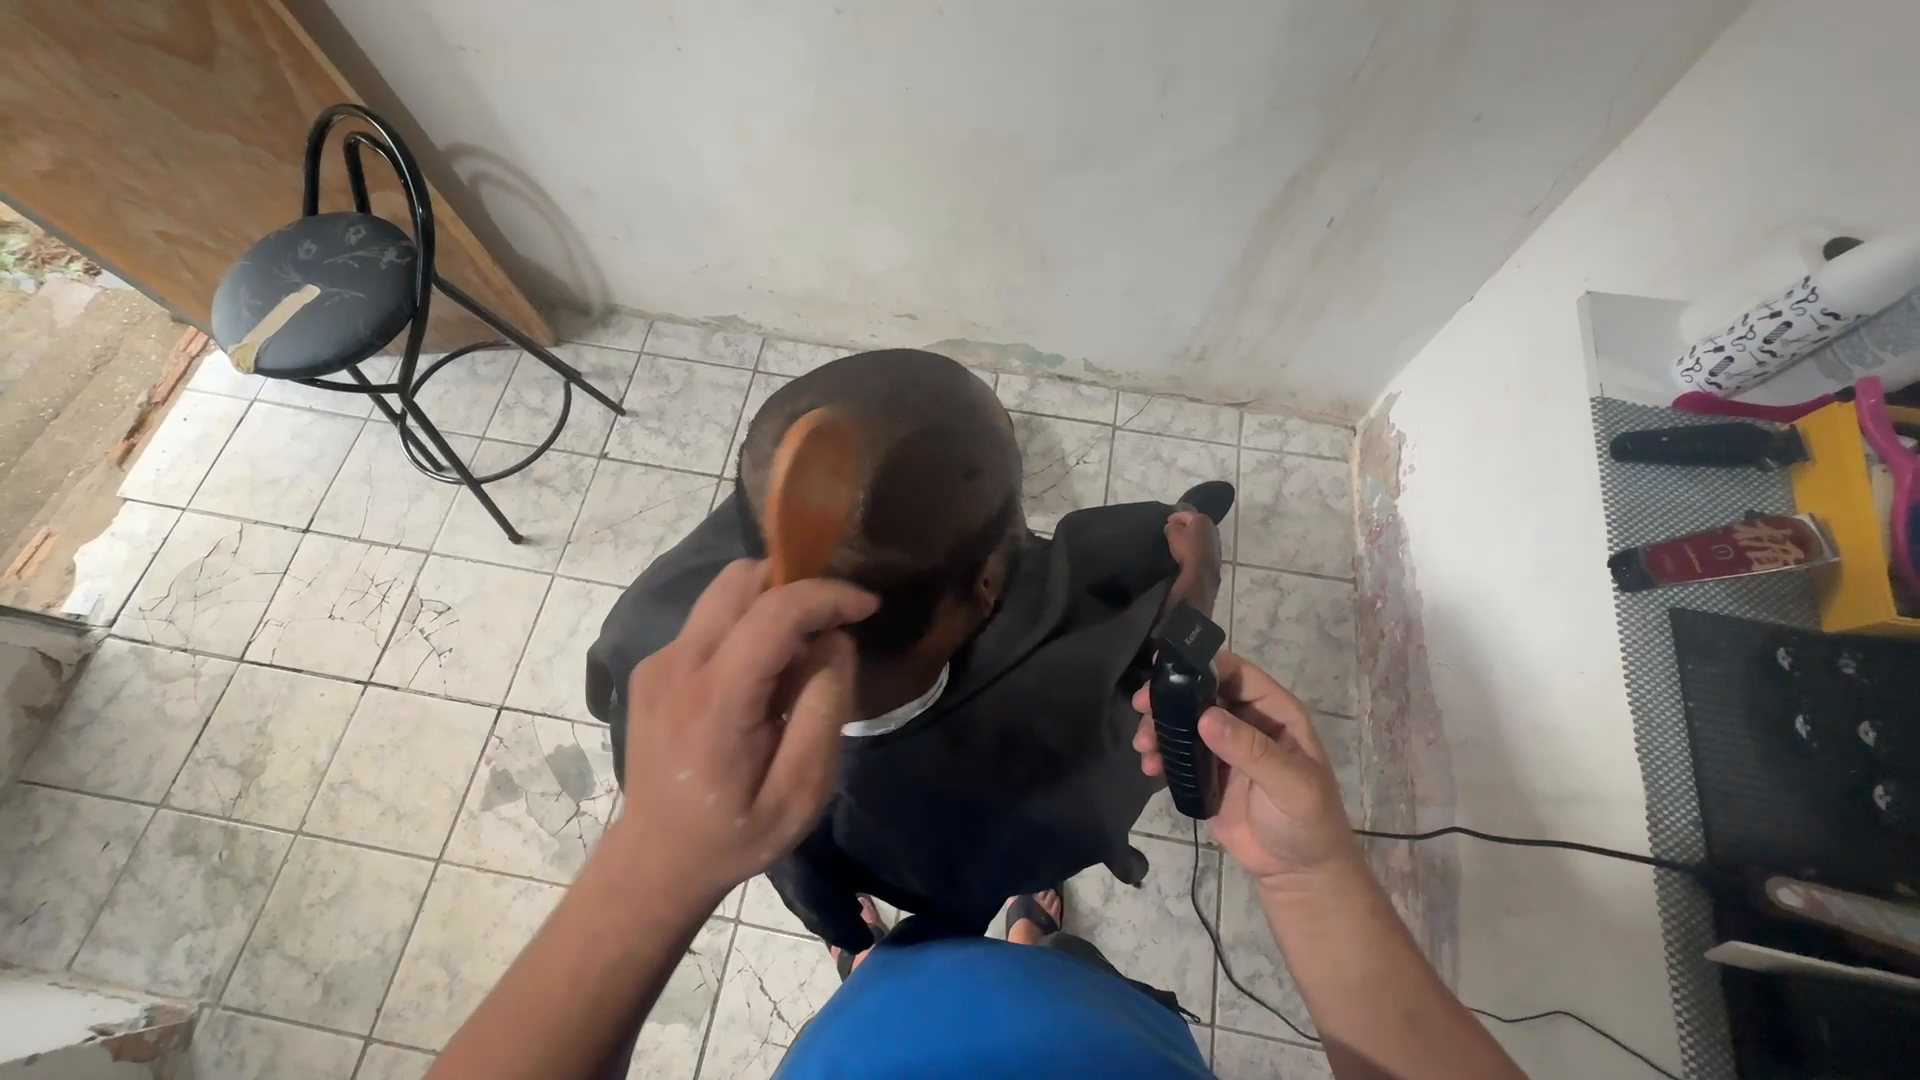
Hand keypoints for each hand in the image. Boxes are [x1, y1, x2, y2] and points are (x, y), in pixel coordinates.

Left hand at [620, 560, 876, 902]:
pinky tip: (764, 674)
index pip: (773, 611)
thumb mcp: (802, 793)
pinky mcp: (653, 665)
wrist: (656, 859)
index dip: (827, 595)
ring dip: (773, 601)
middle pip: (742, 580)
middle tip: (836, 623)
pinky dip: (749, 623)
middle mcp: (677, 666)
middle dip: (799, 585)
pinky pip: (711, 618)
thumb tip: (835, 641)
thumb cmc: (736, 834)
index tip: (867, 607)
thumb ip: (825, 710)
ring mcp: (658, 661)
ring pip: (725, 591)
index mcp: (715, 702)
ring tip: (801, 652)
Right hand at [1132, 648, 1355, 887]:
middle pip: (1200, 692)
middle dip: (1168, 696)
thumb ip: (1251, 750)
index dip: (1203, 663)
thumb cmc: (1308, 823)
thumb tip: (1205, 717)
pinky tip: (1149, 767)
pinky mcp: (1205, 772)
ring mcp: (1223, 747)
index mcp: (1273, 712)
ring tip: (1143, 745)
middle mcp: (1245, 721)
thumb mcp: (1290, 785)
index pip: (1236, 673)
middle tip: (1141, 705)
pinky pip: (1177, 753)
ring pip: (1183, 721)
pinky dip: (1159, 754)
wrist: (1297, 873)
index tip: (1166, 667)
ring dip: (1159, 727)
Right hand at [1164, 506, 1221, 581]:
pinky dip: (1198, 545)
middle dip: (1186, 525)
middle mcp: (1212, 527)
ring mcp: (1216, 541)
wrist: (1201, 571)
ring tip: (1183, 540)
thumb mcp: (1172, 534)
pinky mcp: (1217, 553)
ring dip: (1193, 536)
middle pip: (1196, 523)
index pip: (1186, 514)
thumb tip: (1171, 526)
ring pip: (1202, 534)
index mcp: (1202, 519)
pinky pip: (1205, 545)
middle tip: (1175, 528)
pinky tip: (1191, 551)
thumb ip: (1171, 527)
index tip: (1168, 520)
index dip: (1175, 516)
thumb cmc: (1186, 548)